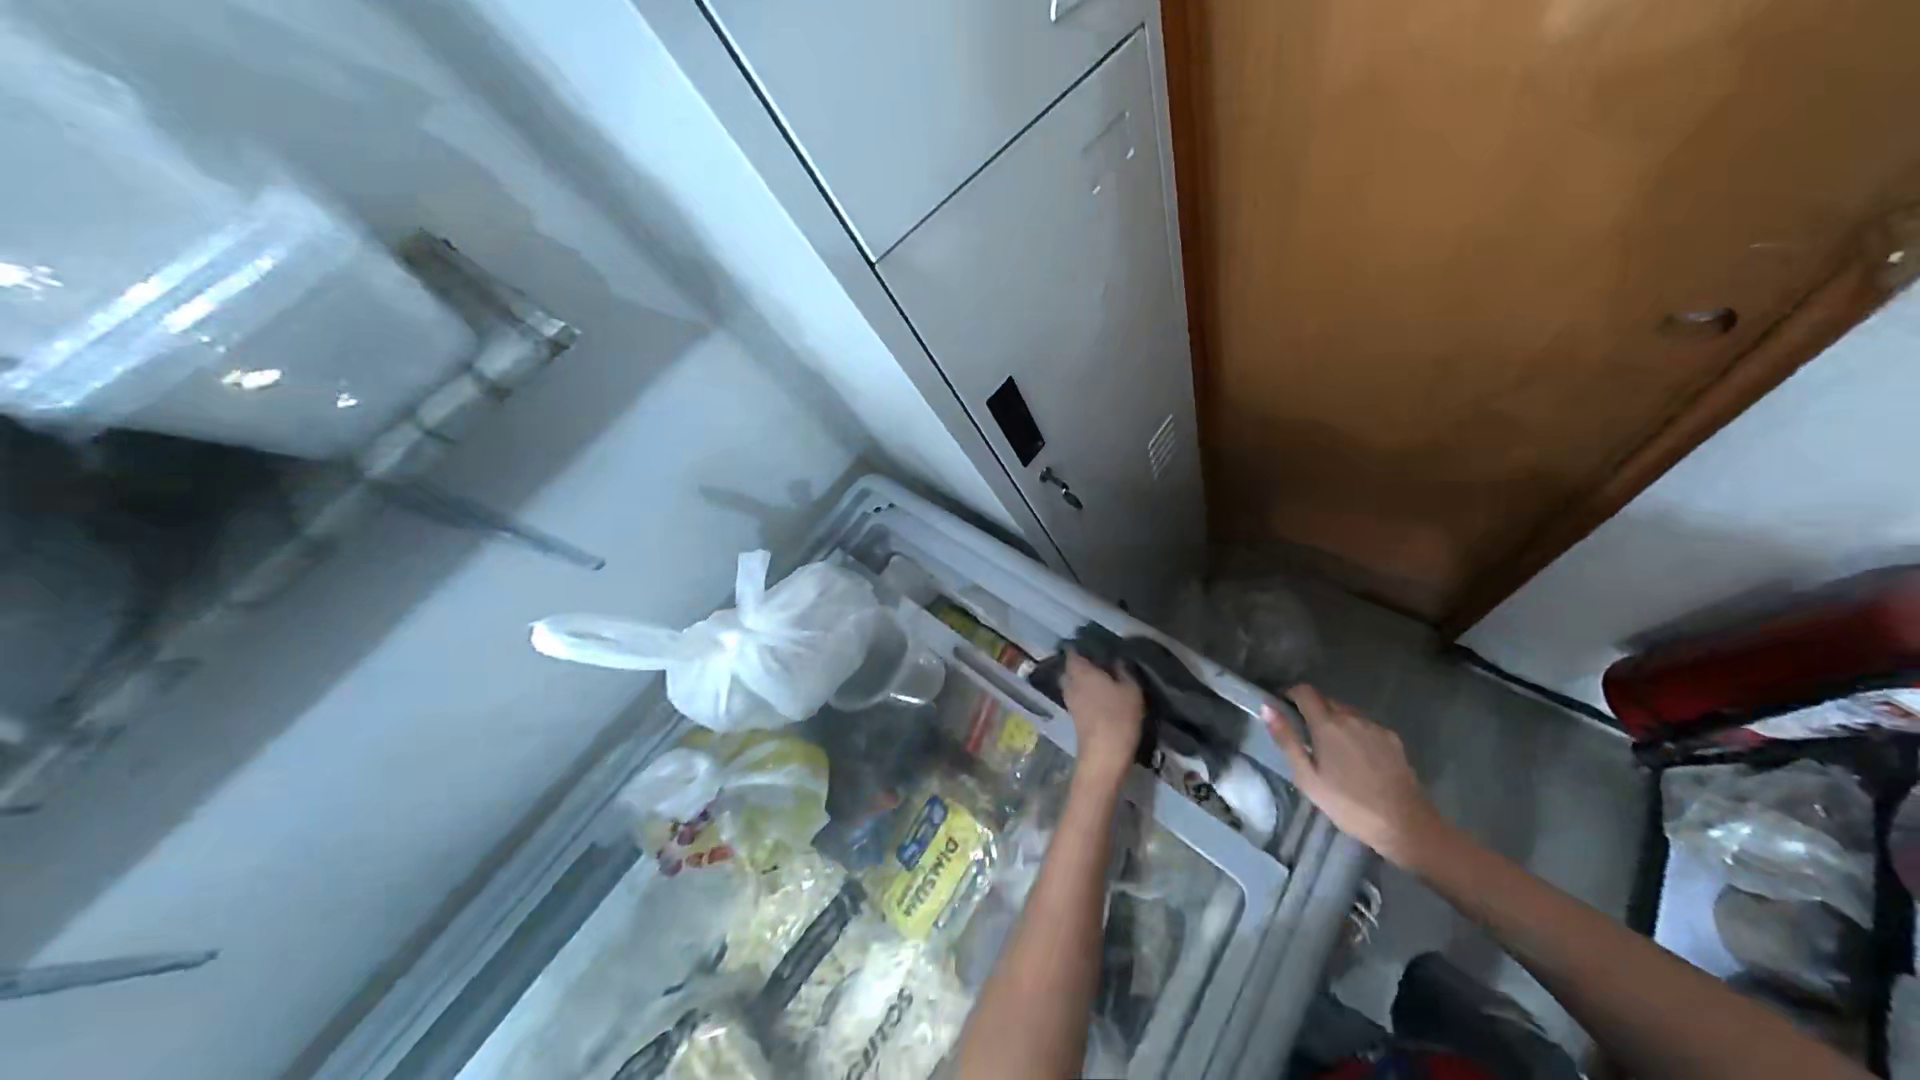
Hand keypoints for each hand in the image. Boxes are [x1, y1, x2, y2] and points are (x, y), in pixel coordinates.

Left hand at [1062, 651, 1143, 783]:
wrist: (1104, 755)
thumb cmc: (1119, 717)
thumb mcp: (1131, 690)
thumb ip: (1124, 671)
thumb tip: (1117, 659)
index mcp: (1080, 671)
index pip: (1074, 652)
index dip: (1082, 647)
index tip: (1095, 646)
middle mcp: (1070, 683)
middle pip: (1070, 668)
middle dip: (1081, 665)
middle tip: (1100, 664)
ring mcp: (1069, 701)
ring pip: (1072, 683)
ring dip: (1083, 681)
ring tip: (1102, 680)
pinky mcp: (1073, 716)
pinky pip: (1076, 697)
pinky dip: (1085, 694)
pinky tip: (1100, 696)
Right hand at [1264, 684, 1443, 866]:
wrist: (1405, 825)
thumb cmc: (1347, 804)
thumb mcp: (1306, 777)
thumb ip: (1286, 740)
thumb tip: (1267, 708)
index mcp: (1328, 724)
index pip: (1305, 691)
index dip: (1290, 694)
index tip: (1283, 707)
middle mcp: (1352, 717)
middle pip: (1326, 700)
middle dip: (1312, 709)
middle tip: (1304, 735)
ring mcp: (1375, 727)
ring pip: (1347, 712)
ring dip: (1334, 721)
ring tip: (1331, 749)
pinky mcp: (1393, 739)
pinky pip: (1366, 726)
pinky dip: (1355, 732)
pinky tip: (1356, 758)